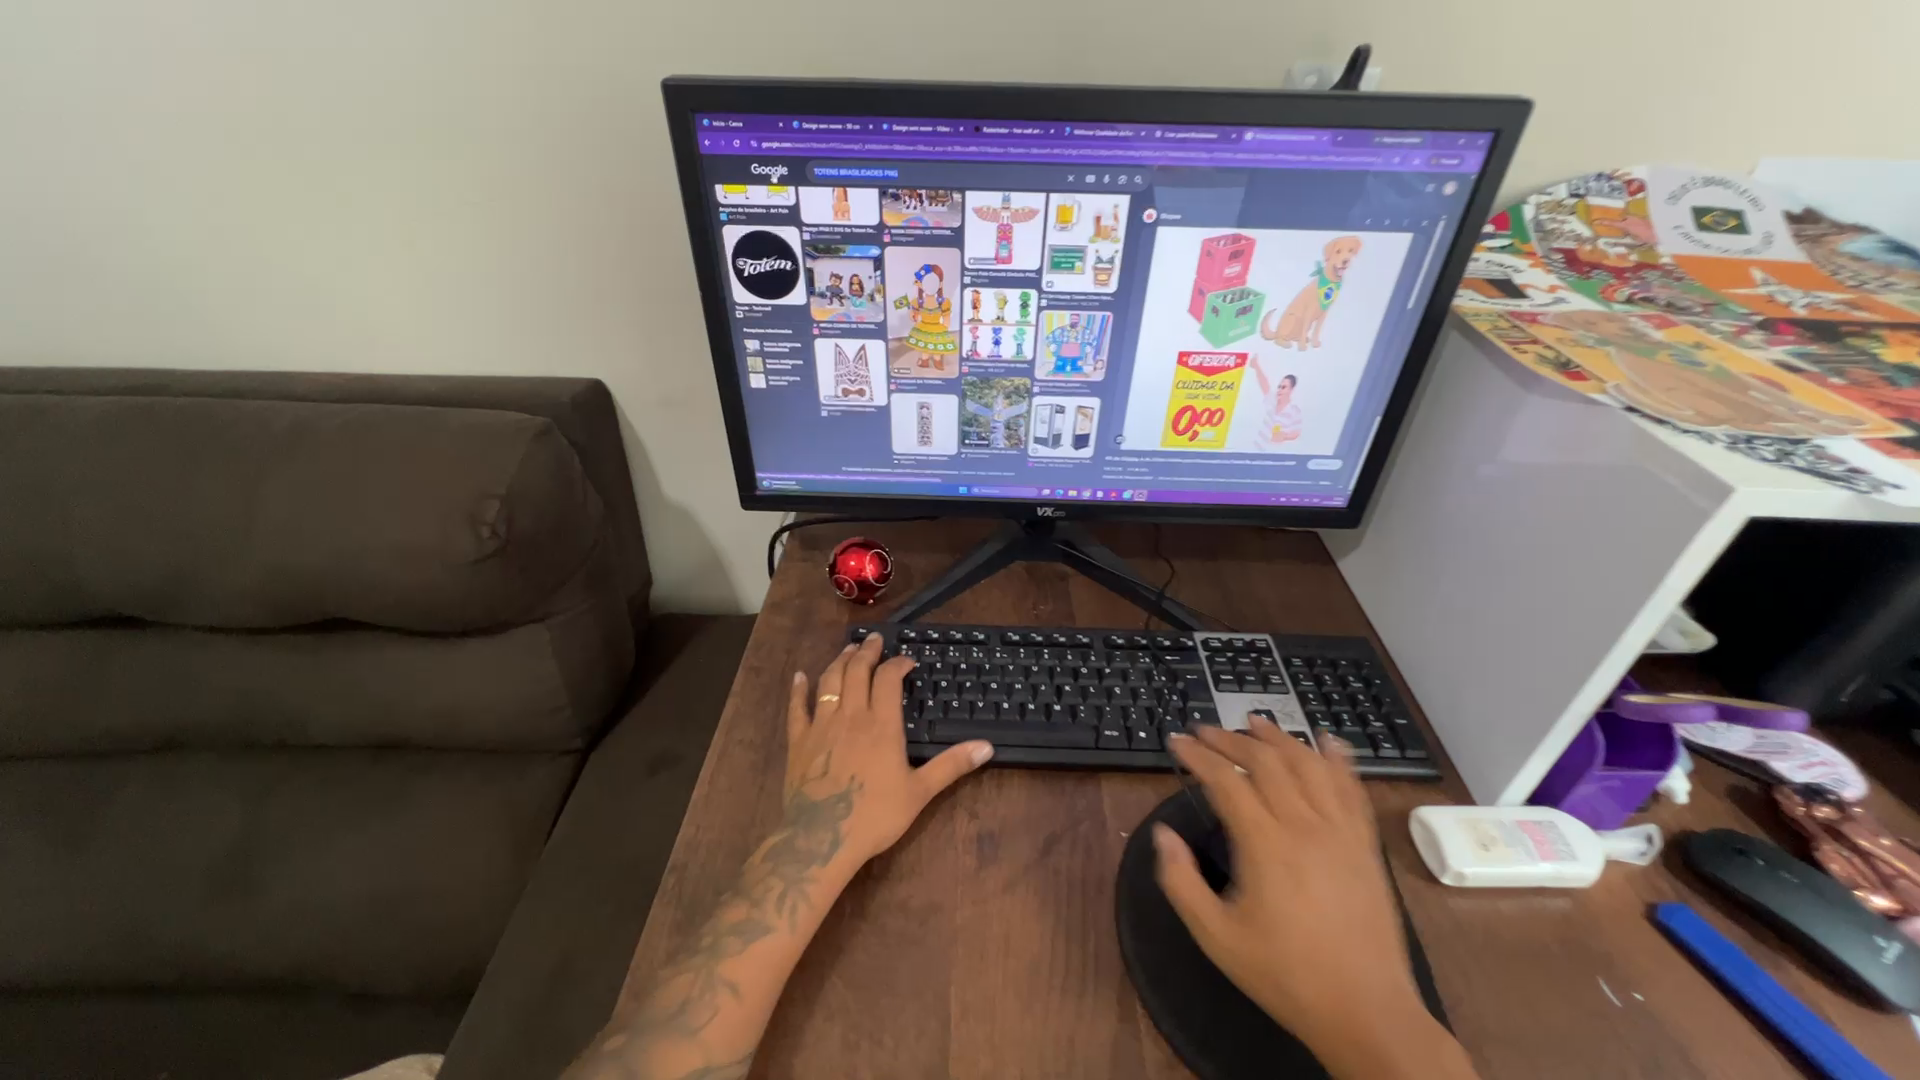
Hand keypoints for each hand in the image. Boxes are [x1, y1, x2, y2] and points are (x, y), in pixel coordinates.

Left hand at [786, 633, 992, 868]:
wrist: (822, 839)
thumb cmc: (875, 816)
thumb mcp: (920, 792)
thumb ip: (951, 765)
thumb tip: (986, 747)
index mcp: (881, 725)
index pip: (888, 680)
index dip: (898, 664)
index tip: (907, 661)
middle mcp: (851, 716)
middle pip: (857, 671)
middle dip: (867, 651)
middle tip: (874, 639)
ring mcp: (821, 726)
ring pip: (829, 682)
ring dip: (839, 661)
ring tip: (848, 650)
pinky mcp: (798, 741)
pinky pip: (796, 707)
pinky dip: (798, 689)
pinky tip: (799, 676)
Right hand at [1155, 720, 1469, 1077]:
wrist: (1365, 1011)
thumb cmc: (1284, 975)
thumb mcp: (1216, 937)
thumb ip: (1181, 882)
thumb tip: (1163, 836)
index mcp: (1265, 845)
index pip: (1226, 780)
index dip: (1198, 755)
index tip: (1178, 742)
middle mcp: (1305, 826)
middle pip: (1267, 762)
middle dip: (1231, 739)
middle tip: (1206, 730)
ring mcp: (1341, 833)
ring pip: (1309, 765)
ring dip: (1280, 739)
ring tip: (1255, 723)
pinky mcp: (1366, 845)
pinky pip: (1352, 789)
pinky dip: (1338, 760)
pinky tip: (1327, 742)